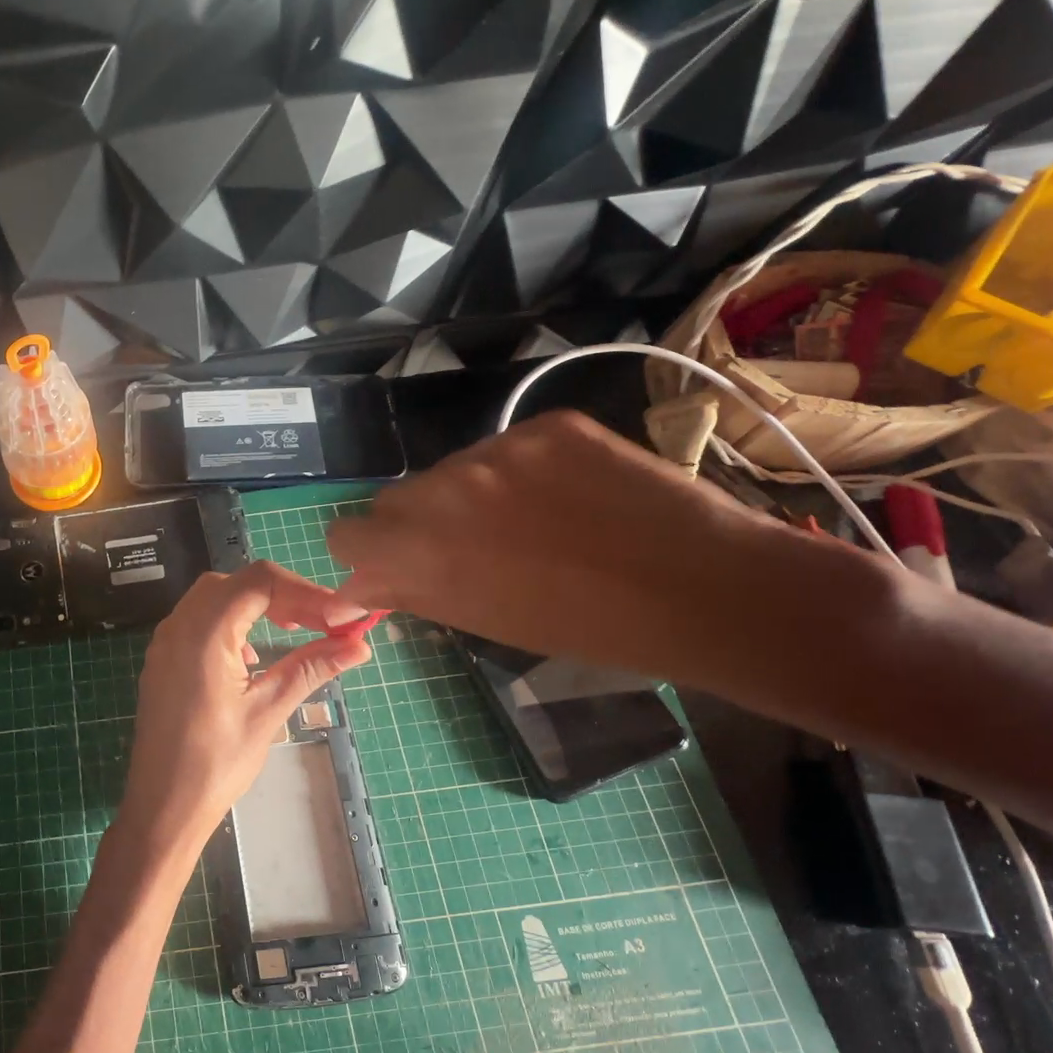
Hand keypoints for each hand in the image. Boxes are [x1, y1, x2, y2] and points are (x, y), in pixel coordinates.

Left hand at [118, 561, 373, 849]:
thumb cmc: (215, 764)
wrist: (162, 805)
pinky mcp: (164, 658)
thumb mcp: (268, 711)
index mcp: (204, 633)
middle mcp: (179, 625)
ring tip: (295, 631)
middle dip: (285, 595)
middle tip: (323, 621)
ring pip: (216, 597)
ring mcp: (166, 641)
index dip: (306, 592)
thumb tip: (357, 645)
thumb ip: (309, 667)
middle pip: (237, 582)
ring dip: (258, 606)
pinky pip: (200, 620)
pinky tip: (253, 657)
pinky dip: (233, 622)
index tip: (342, 616)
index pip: (260, 582)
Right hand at [328, 410, 785, 671]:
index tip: (395, 565)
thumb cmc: (586, 628)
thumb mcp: (483, 620)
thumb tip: (359, 583)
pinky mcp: (546, 424)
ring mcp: (498, 448)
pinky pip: (508, 447)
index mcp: (423, 546)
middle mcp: (446, 486)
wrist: (705, 588)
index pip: (346, 531)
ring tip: (537, 525)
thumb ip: (411, 591)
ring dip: (473, 496)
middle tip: (472, 550)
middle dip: (419, 523)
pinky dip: (525, 473)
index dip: (367, 552)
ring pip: (454, 470)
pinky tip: (571, 499)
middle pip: (396, 497)